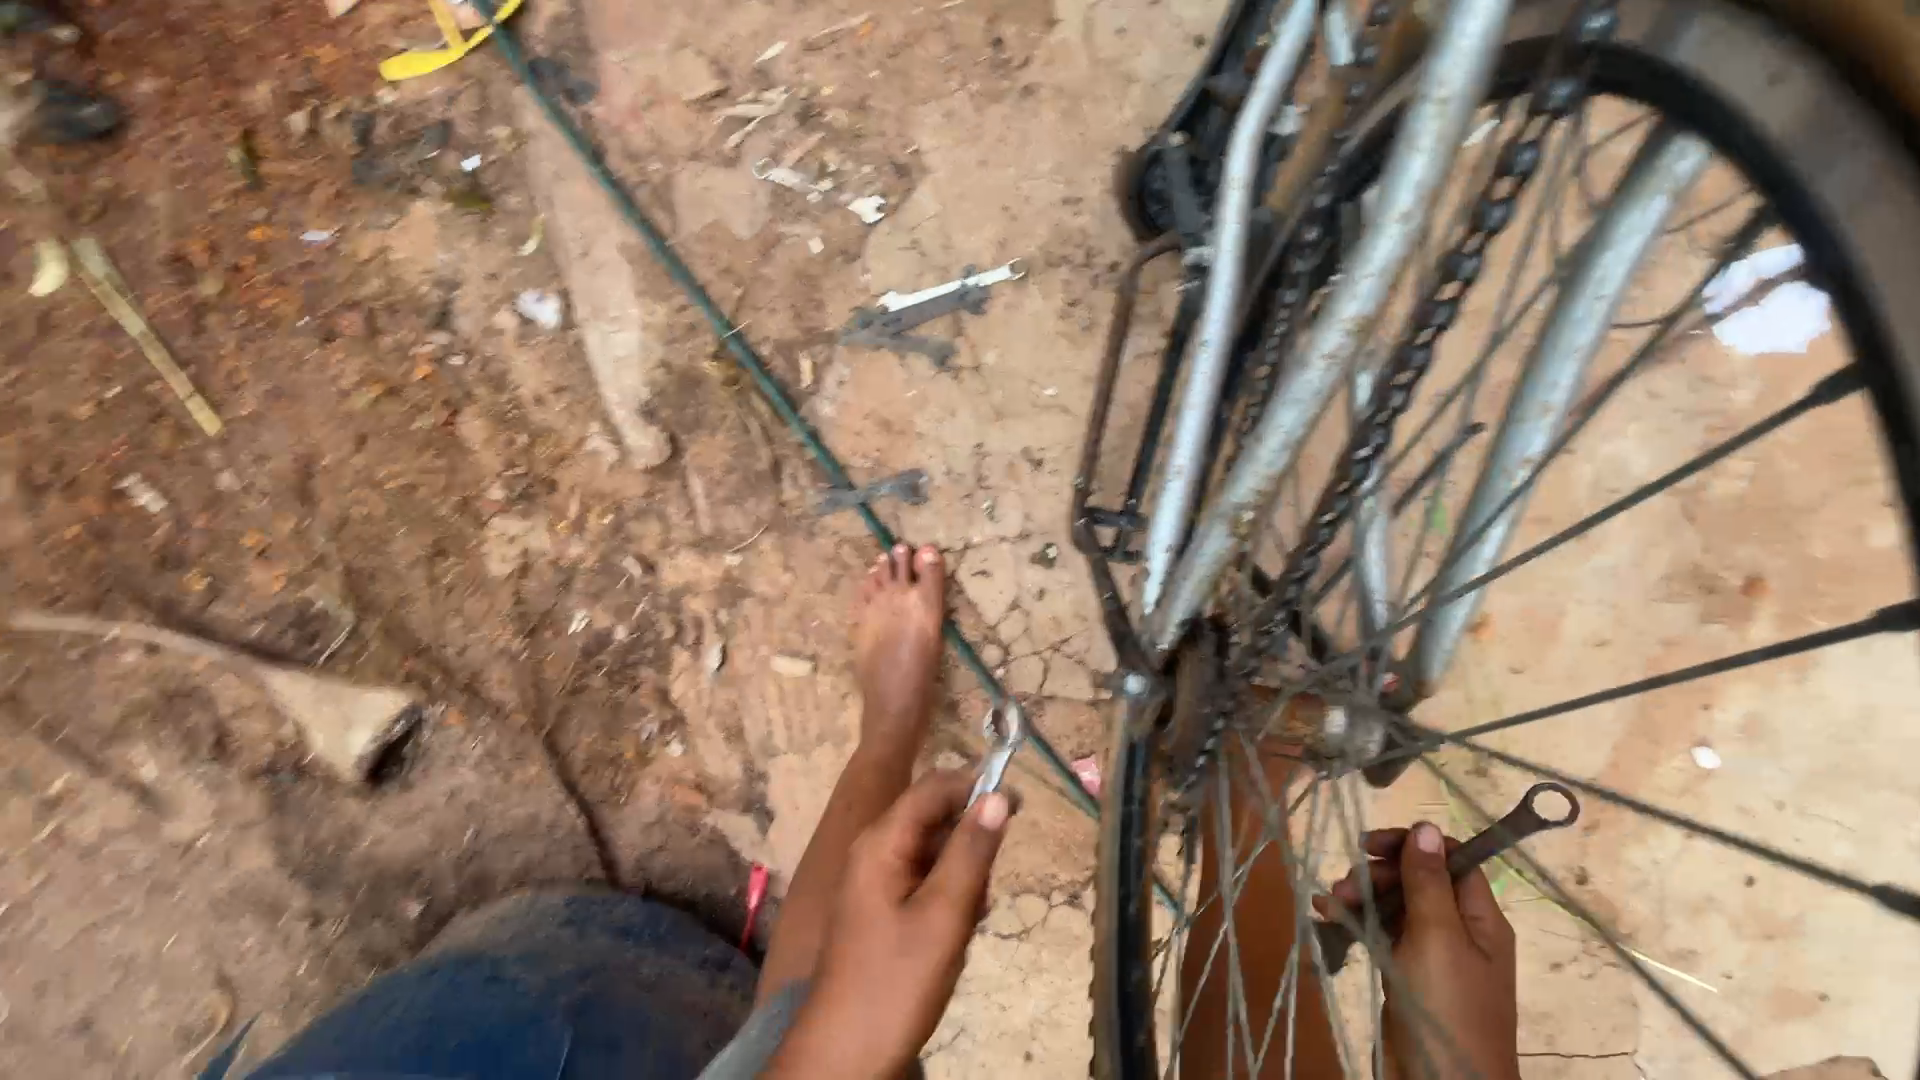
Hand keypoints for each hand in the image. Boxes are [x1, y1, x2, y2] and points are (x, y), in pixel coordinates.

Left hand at [765, 771, 1012, 1079]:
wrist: (845, 1057)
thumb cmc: (895, 983)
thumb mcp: (944, 915)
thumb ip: (971, 852)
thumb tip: (999, 796)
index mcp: (882, 841)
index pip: (934, 786)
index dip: (976, 785)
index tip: (1020, 805)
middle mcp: (876, 850)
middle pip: (935, 818)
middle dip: (970, 842)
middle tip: (987, 887)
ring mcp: (877, 880)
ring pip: (935, 852)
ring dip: (963, 875)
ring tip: (971, 918)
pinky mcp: (883, 908)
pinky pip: (925, 881)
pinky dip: (949, 897)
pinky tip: (957, 932)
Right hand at [1316, 821, 1520, 1079]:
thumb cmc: (1448, 1006)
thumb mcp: (1438, 937)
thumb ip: (1428, 881)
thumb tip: (1427, 825)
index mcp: (1480, 919)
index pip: (1450, 859)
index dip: (1411, 845)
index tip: (1368, 844)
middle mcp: (1459, 930)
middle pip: (1417, 879)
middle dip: (1378, 874)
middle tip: (1345, 883)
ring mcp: (1432, 953)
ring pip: (1395, 904)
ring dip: (1361, 895)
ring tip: (1330, 903)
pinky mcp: (1407, 972)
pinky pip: (1381, 931)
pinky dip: (1355, 920)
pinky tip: (1326, 915)